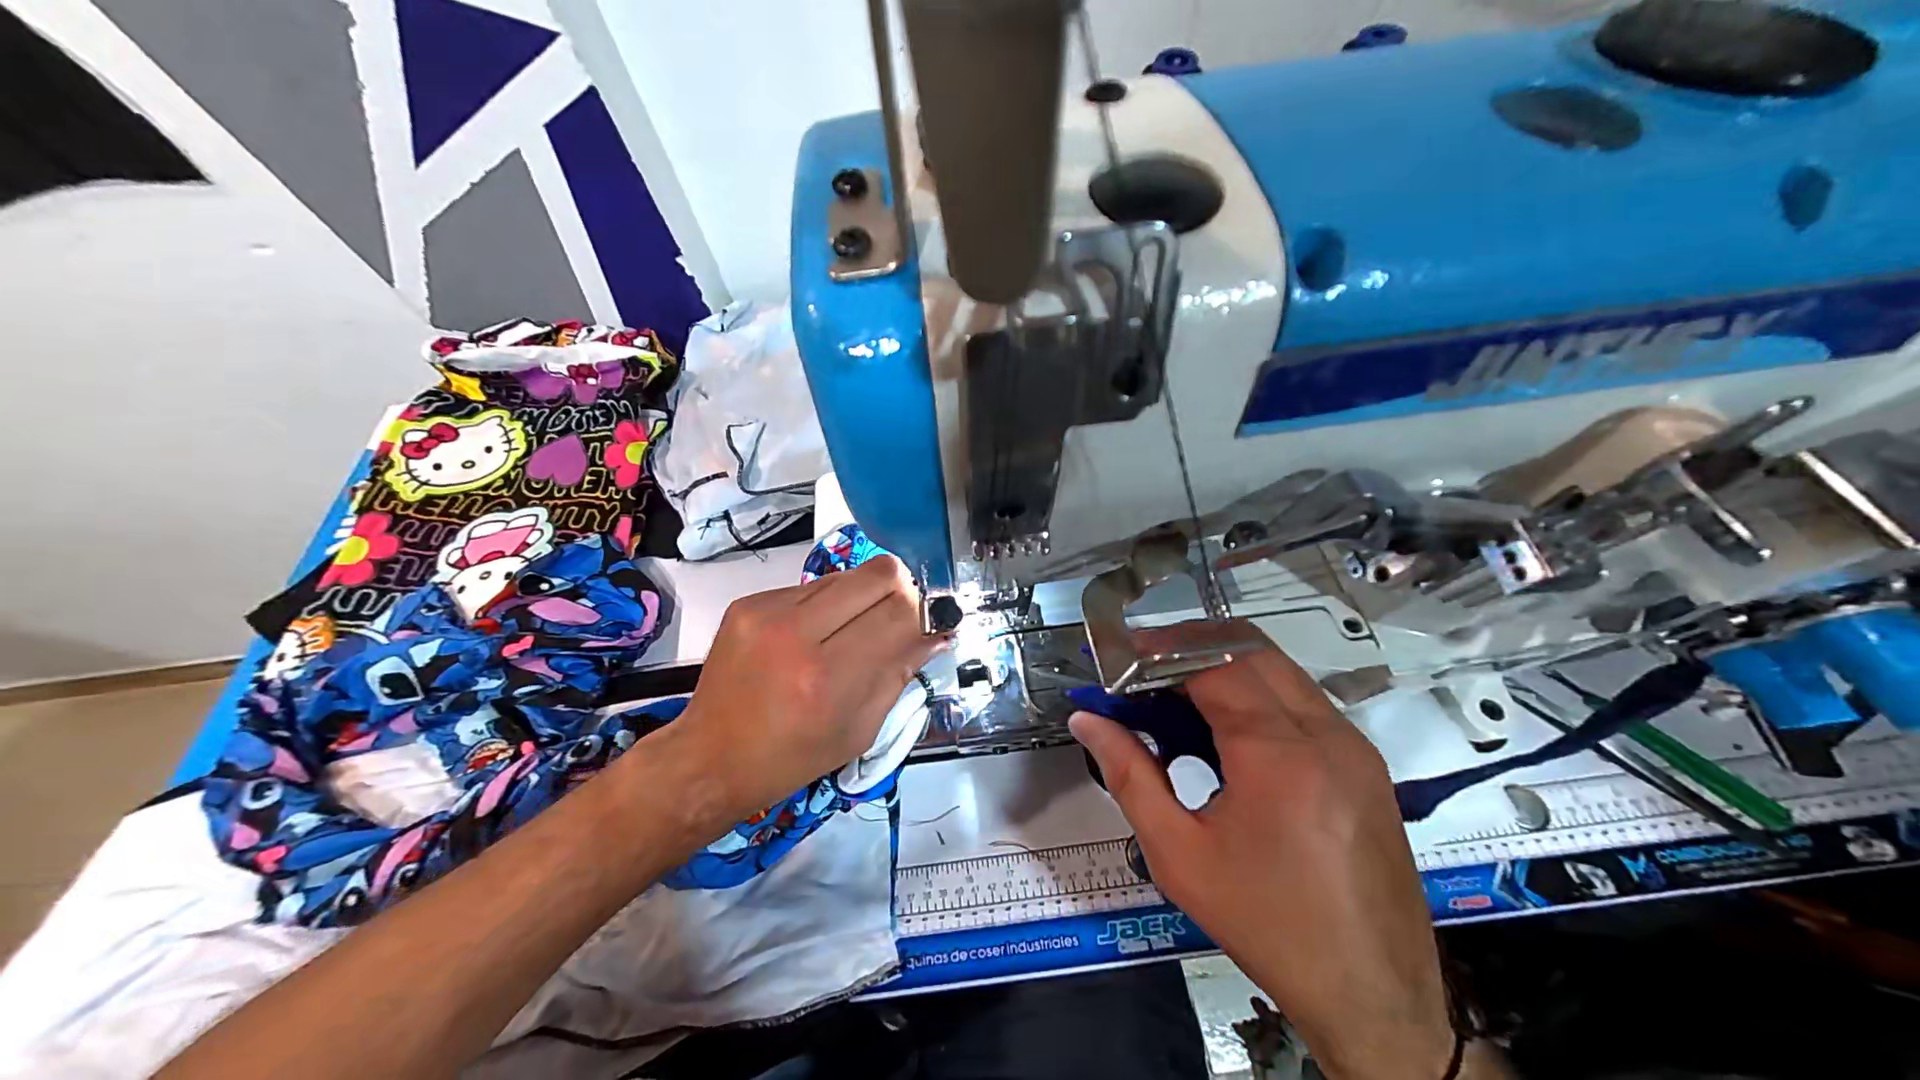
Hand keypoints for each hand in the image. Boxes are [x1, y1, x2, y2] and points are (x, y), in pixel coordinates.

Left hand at [675, 555, 944, 826]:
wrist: (712, 756)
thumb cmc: (790, 757)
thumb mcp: (859, 730)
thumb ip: (900, 674)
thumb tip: (936, 633)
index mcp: (828, 678)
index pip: (901, 611)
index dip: (922, 615)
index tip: (923, 627)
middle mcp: (796, 634)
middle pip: (879, 574)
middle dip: (899, 593)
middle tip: (896, 620)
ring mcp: (767, 611)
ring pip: (847, 574)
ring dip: (862, 598)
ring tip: (850, 632)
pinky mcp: (749, 602)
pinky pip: (811, 585)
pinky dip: (827, 605)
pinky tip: (815, 634)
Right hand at [1070, 624, 1453, 1079]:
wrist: (1370, 990)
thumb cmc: (1265, 924)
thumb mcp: (1179, 854)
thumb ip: (1128, 775)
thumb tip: (1088, 721)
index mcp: (1279, 757)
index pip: (1214, 664)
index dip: (1162, 652)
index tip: (1121, 659)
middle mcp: (1326, 735)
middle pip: (1250, 650)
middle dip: (1189, 648)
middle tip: (1142, 671)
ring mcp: (1354, 745)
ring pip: (1279, 669)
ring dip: (1223, 667)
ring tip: (1174, 697)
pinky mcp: (1365, 761)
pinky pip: (1302, 700)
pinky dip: (1256, 693)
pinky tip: (1224, 730)